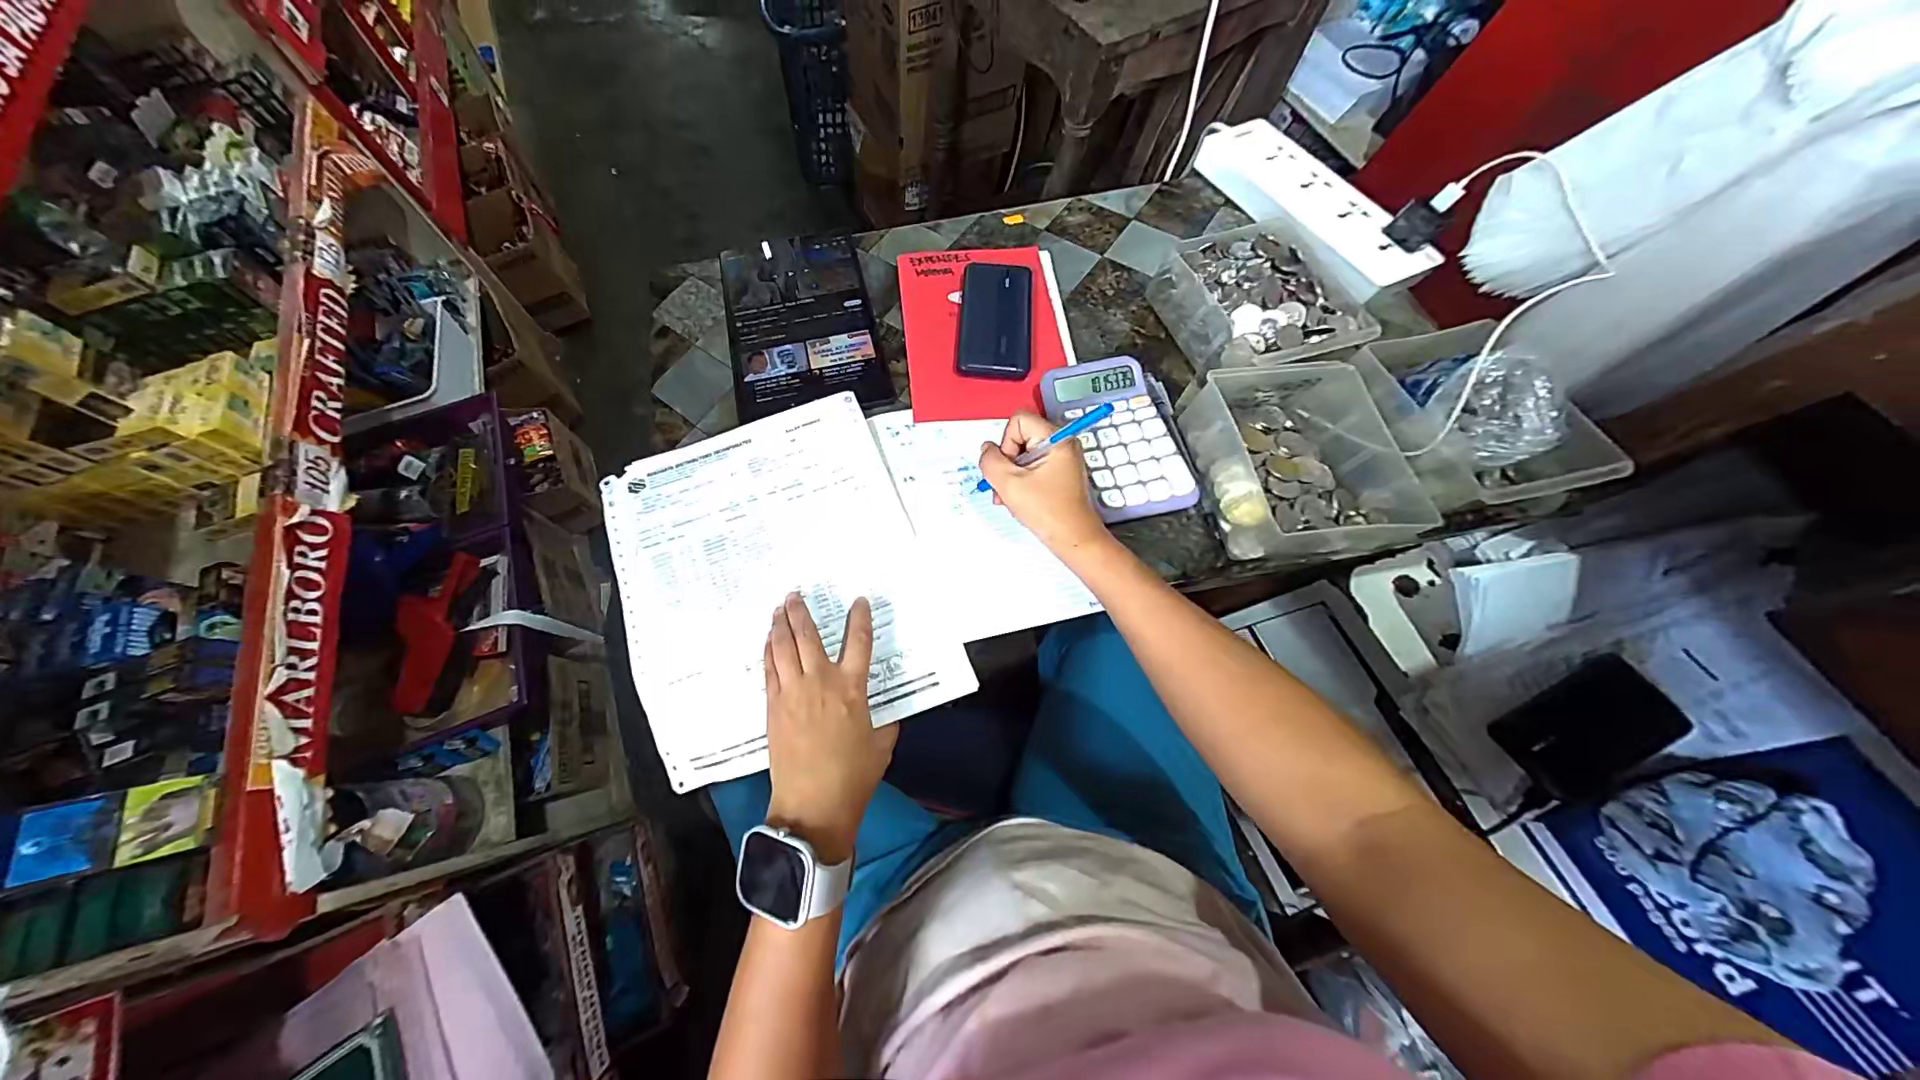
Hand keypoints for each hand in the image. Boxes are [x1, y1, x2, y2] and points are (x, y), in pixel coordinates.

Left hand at [763, 592, 890, 864]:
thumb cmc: (854, 776)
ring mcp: (792, 692)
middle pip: (808, 636)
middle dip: (801, 611)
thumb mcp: (881, 743)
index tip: (859, 601)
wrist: (813, 804)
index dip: (860, 618)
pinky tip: (768, 641)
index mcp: (852, 689)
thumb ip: (884, 720)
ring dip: (780, 625)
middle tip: (796, 595)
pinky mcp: (772, 706)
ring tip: (779, 609)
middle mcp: (820, 682)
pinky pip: (769, 669)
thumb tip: (883, 710)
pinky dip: (768, 651)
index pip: (858, 642)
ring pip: (782, 648)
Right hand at [979, 411, 1110, 554]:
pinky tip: (1020, 500)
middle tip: (1006, 486)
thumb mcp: (1008, 484)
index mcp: (1056, 439)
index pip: (1018, 421)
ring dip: (1011, 476)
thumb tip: (987, 449)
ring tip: (1011, 498)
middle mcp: (1062, 444)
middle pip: (1020, 438)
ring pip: (1023, 455)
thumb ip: (990, 461)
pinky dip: (1022, 482)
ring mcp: (1062, 459)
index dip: (1006, 443)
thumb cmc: (1049, 512)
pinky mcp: (1060, 473)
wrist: (1074, 538)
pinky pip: (1032, 468)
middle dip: (1007, 463)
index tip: (1010, 468)